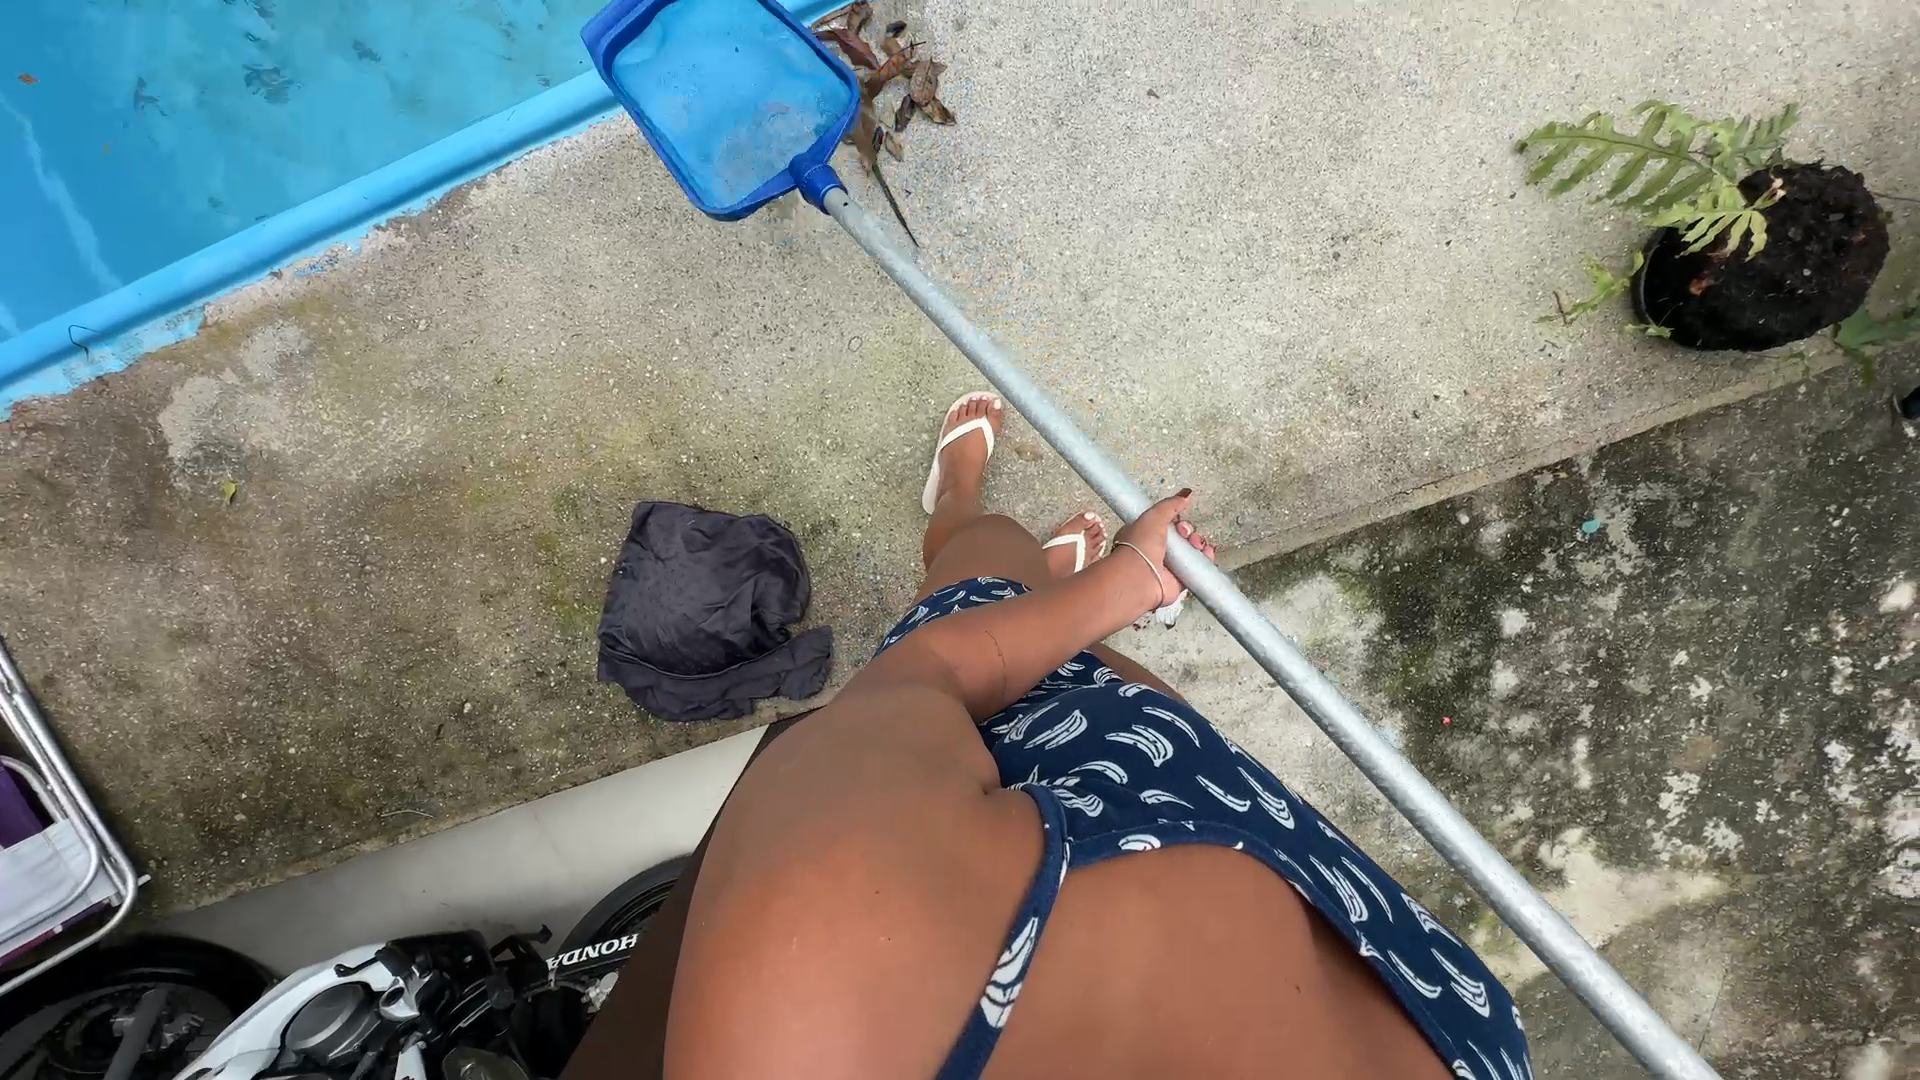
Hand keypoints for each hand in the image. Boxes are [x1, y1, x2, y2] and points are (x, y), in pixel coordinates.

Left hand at [1111, 489, 1216, 610]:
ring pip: (1190, 552)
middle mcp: (1154, 550)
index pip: (1165, 523)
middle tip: (1186, 533)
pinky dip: (1204, 561)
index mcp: (1143, 534)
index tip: (1179, 520)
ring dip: (1198, 545)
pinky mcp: (1178, 580)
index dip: (1176, 520)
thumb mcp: (1153, 516)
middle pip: (1180, 537)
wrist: (1139, 577)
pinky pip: (1195, 568)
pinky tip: (1206, 554)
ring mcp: (1166, 566)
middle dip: (1188, 532)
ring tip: (1197, 544)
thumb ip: (1170, 505)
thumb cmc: (1137, 547)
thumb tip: (1185, 494)